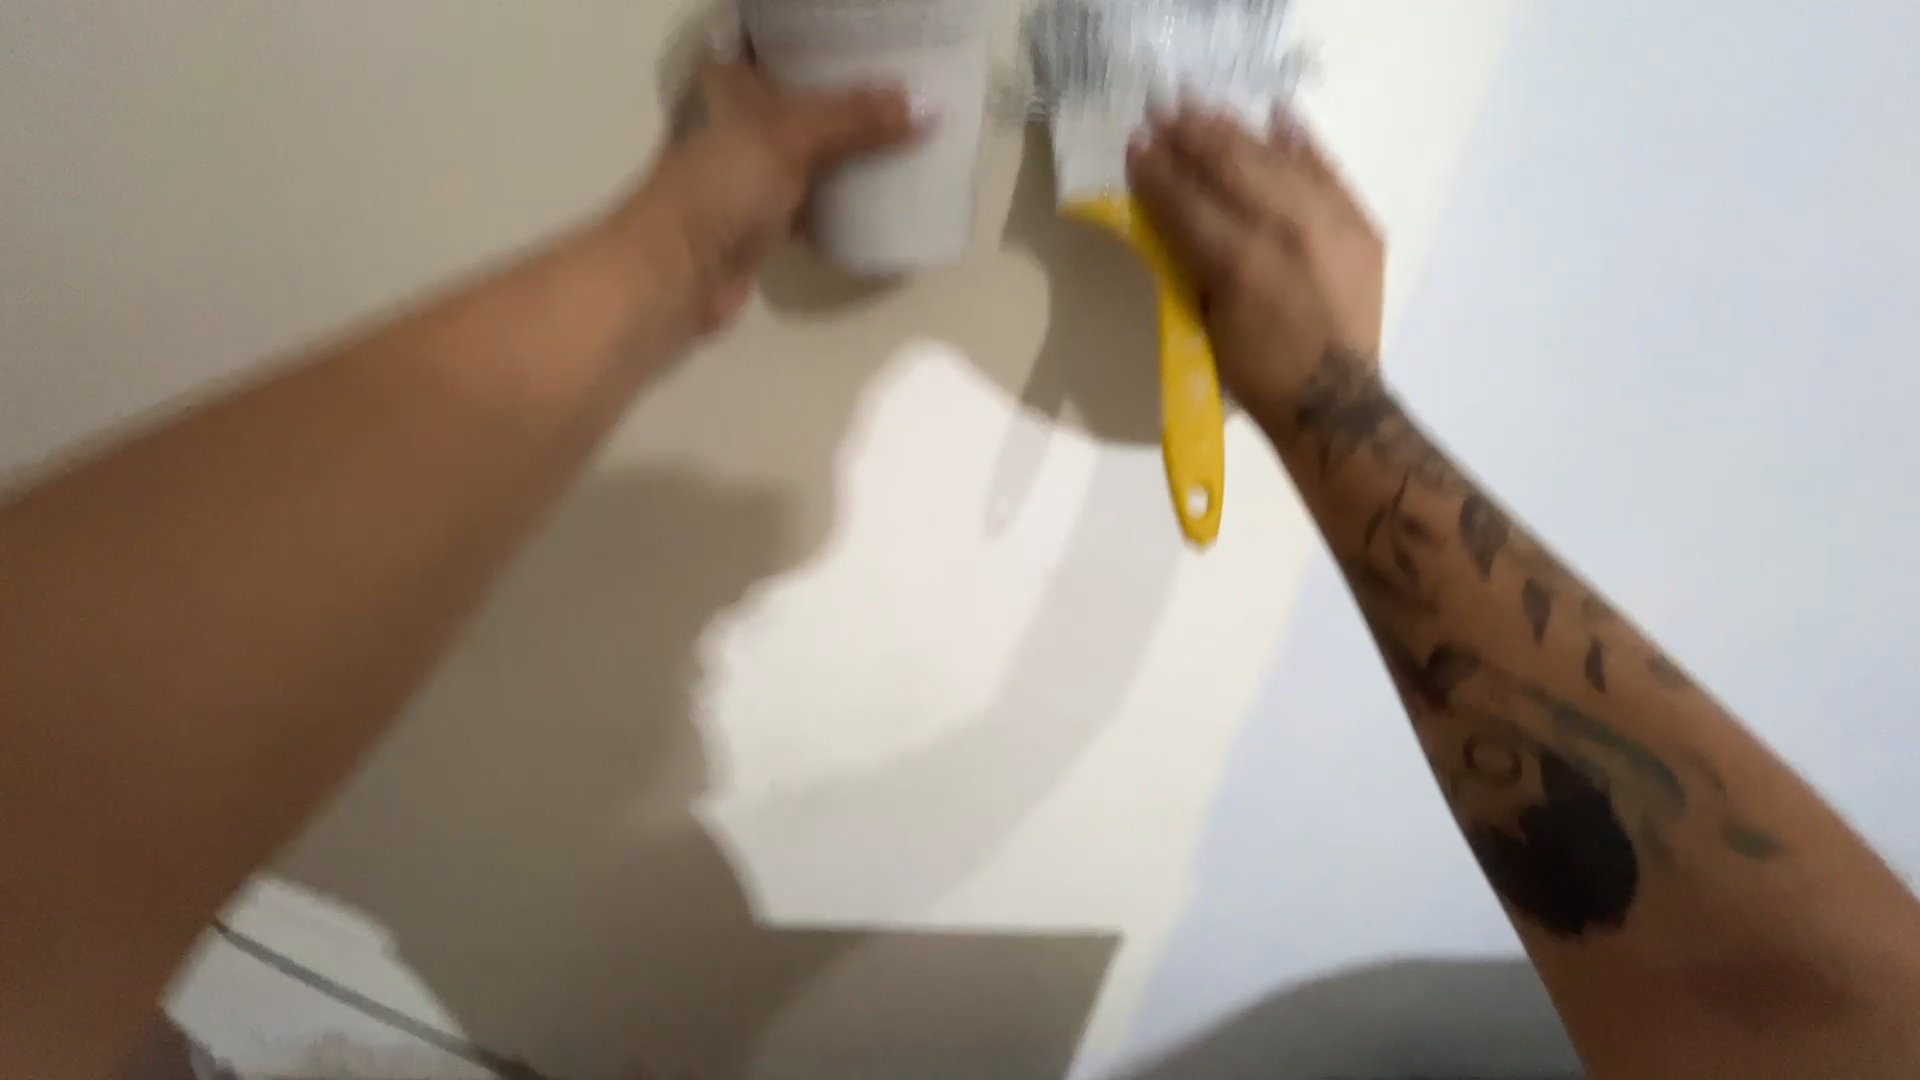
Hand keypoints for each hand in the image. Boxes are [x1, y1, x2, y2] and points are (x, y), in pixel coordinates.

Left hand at [615, 60, 919, 335]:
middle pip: (806, 92)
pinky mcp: (767, 215)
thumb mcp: (790, 136)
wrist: (683, 271)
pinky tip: (883, 188)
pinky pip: (817, 195)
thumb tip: (927, 106)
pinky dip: (846, 194)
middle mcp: (741, 116)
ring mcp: (754, 169)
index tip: (876, 33)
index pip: (783, 36)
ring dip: (854, 144)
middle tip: (907, 78)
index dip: (826, 33)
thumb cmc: (722, 185)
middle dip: (852, 89)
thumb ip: (856, 119)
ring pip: (815, 146)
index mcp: (732, 76)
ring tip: (906, 126)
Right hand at [1127, 105, 1384, 420]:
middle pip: (1231, 167)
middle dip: (1192, 138)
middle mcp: (1286, 231)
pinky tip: (1276, 116)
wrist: (1333, 401)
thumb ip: (1191, 268)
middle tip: (1164, 116)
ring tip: (1205, 113)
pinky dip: (1300, 142)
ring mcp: (1330, 222)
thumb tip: (1174, 221)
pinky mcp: (1360, 225)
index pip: (1188, 204)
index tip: (1137, 148)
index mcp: (1239, 265)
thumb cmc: (1255, 375)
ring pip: (1275, 159)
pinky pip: (1326, 169)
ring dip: (1235, 132)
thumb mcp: (1207, 326)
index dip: (1158, 174)